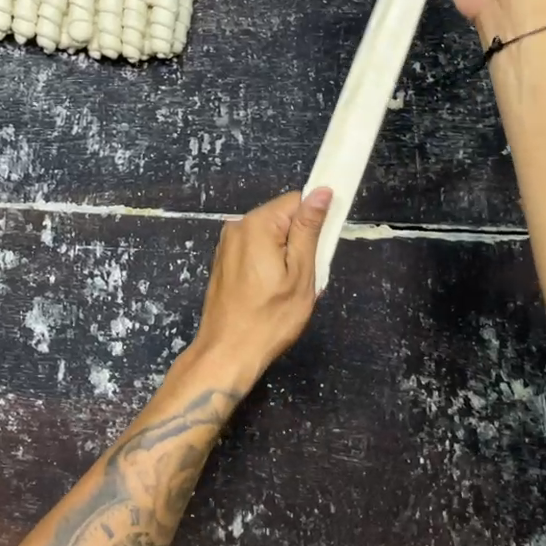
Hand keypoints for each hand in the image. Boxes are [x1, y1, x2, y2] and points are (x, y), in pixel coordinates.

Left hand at [186, 189, 332, 384]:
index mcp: (257, 224)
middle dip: (299, 242)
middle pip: (282, 218)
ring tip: (288, 288)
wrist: (226, 354)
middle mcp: (238, 226)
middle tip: (306, 276)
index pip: (296, 201)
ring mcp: (227, 244)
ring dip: (285, 255)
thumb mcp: (300, 274)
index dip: (314, 222)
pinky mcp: (224, 260)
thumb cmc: (270, 318)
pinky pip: (255, 249)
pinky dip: (269, 263)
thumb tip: (322, 191)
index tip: (321, 249)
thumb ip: (309, 229)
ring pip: (270, 236)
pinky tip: (271, 292)